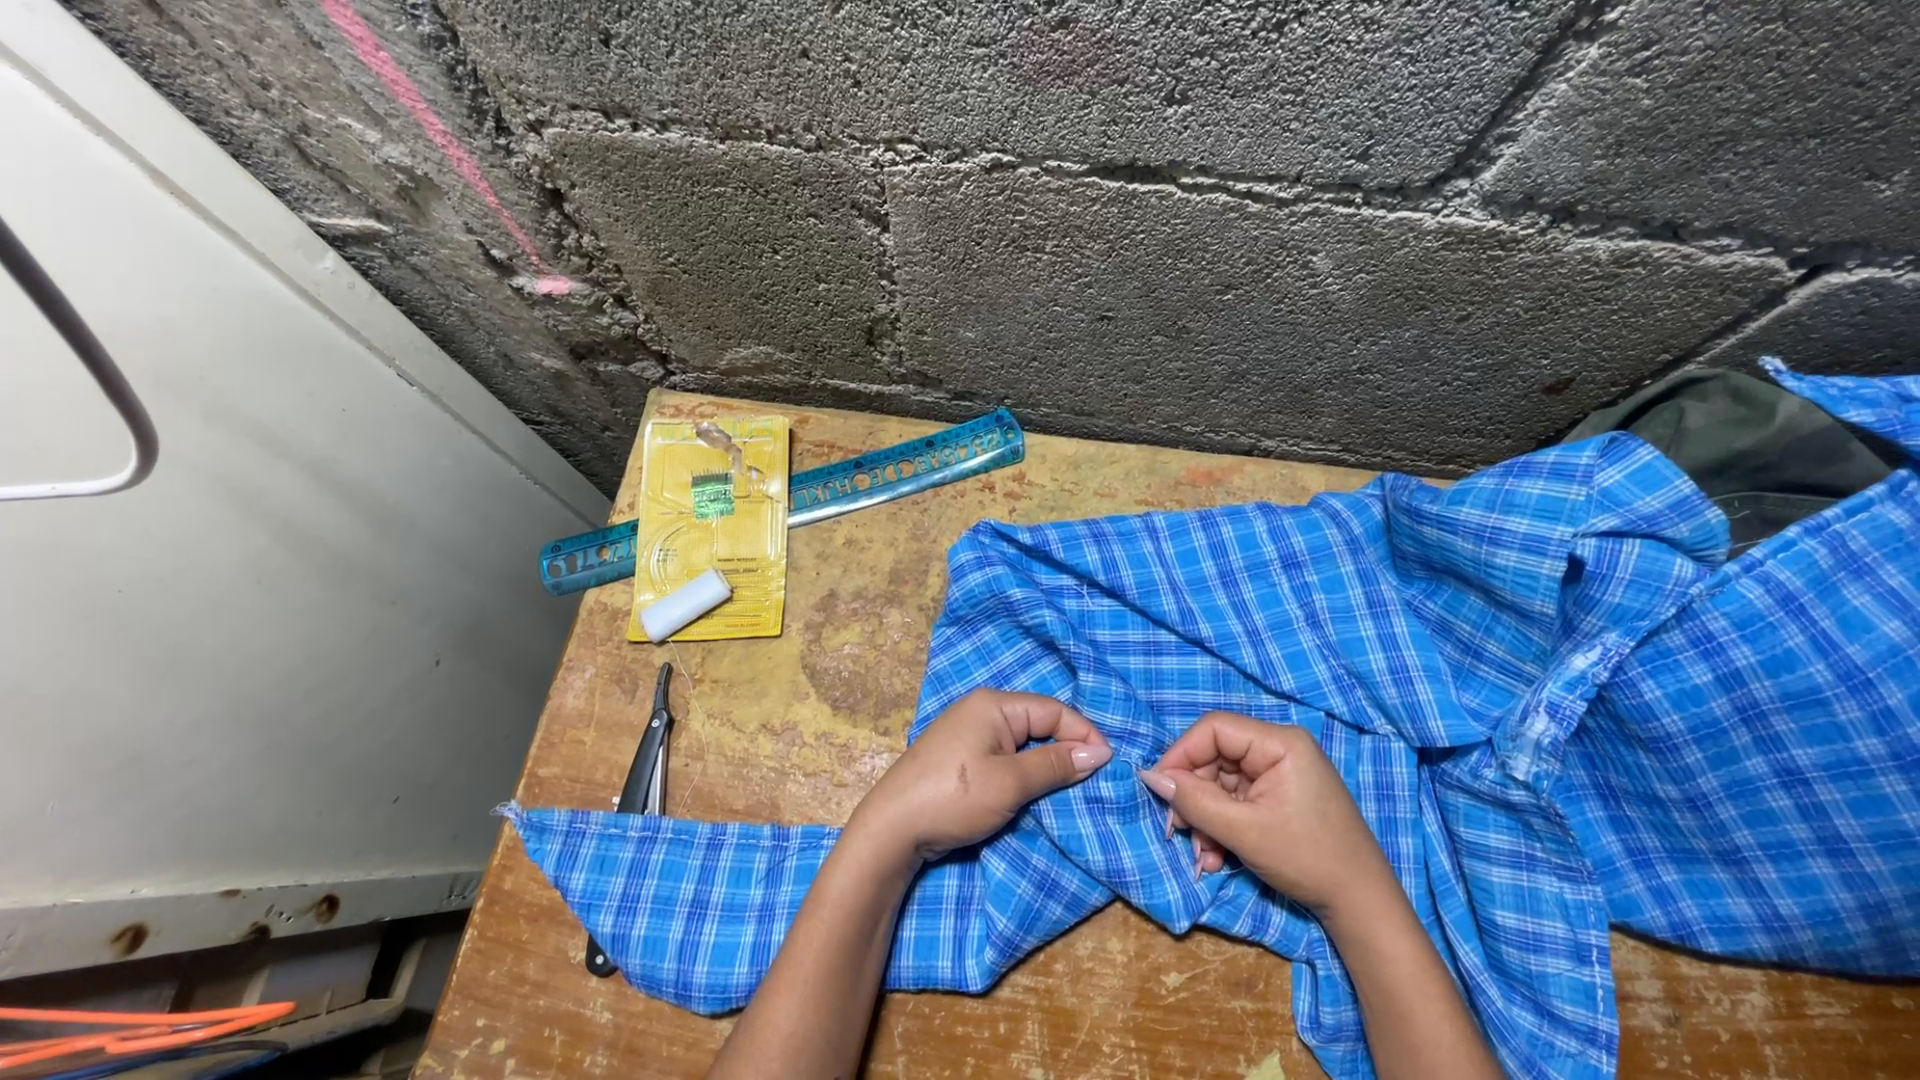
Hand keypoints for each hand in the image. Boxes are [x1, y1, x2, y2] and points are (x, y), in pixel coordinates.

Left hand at [845, 688, 1112, 863]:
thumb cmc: (953, 798)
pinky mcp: (963, 759)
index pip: (1054, 710)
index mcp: (994, 705)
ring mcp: (969, 735)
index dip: (1085, 735)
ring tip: (1071, 790)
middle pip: (1040, 724)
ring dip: (1047, 765)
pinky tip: (1038, 793)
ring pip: (1024, 744)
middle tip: (1093, 781)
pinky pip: (1007, 758)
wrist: (891, 829)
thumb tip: (1099, 753)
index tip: (1108, 767)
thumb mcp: (1010, 783)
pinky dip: (1026, 774)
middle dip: (1068, 750)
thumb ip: (1054, 765)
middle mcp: (982, 711)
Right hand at [1138, 712, 1395, 915]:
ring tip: (1204, 856)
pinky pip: (1234, 801)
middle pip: (1214, 758)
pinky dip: (1220, 826)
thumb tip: (1149, 777)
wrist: (1360, 904)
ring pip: (1219, 784)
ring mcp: (1279, 775)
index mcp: (1280, 743)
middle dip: (1193, 797)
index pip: (1214, 729)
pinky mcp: (1278, 799)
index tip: (1159, 788)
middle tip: (1179, 833)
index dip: (1181, 754)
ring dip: (1204, 819)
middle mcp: (1279, 750)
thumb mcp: (1243, 830)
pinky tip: (1217, 857)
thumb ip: (1193, 800)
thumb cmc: (1307, 858)